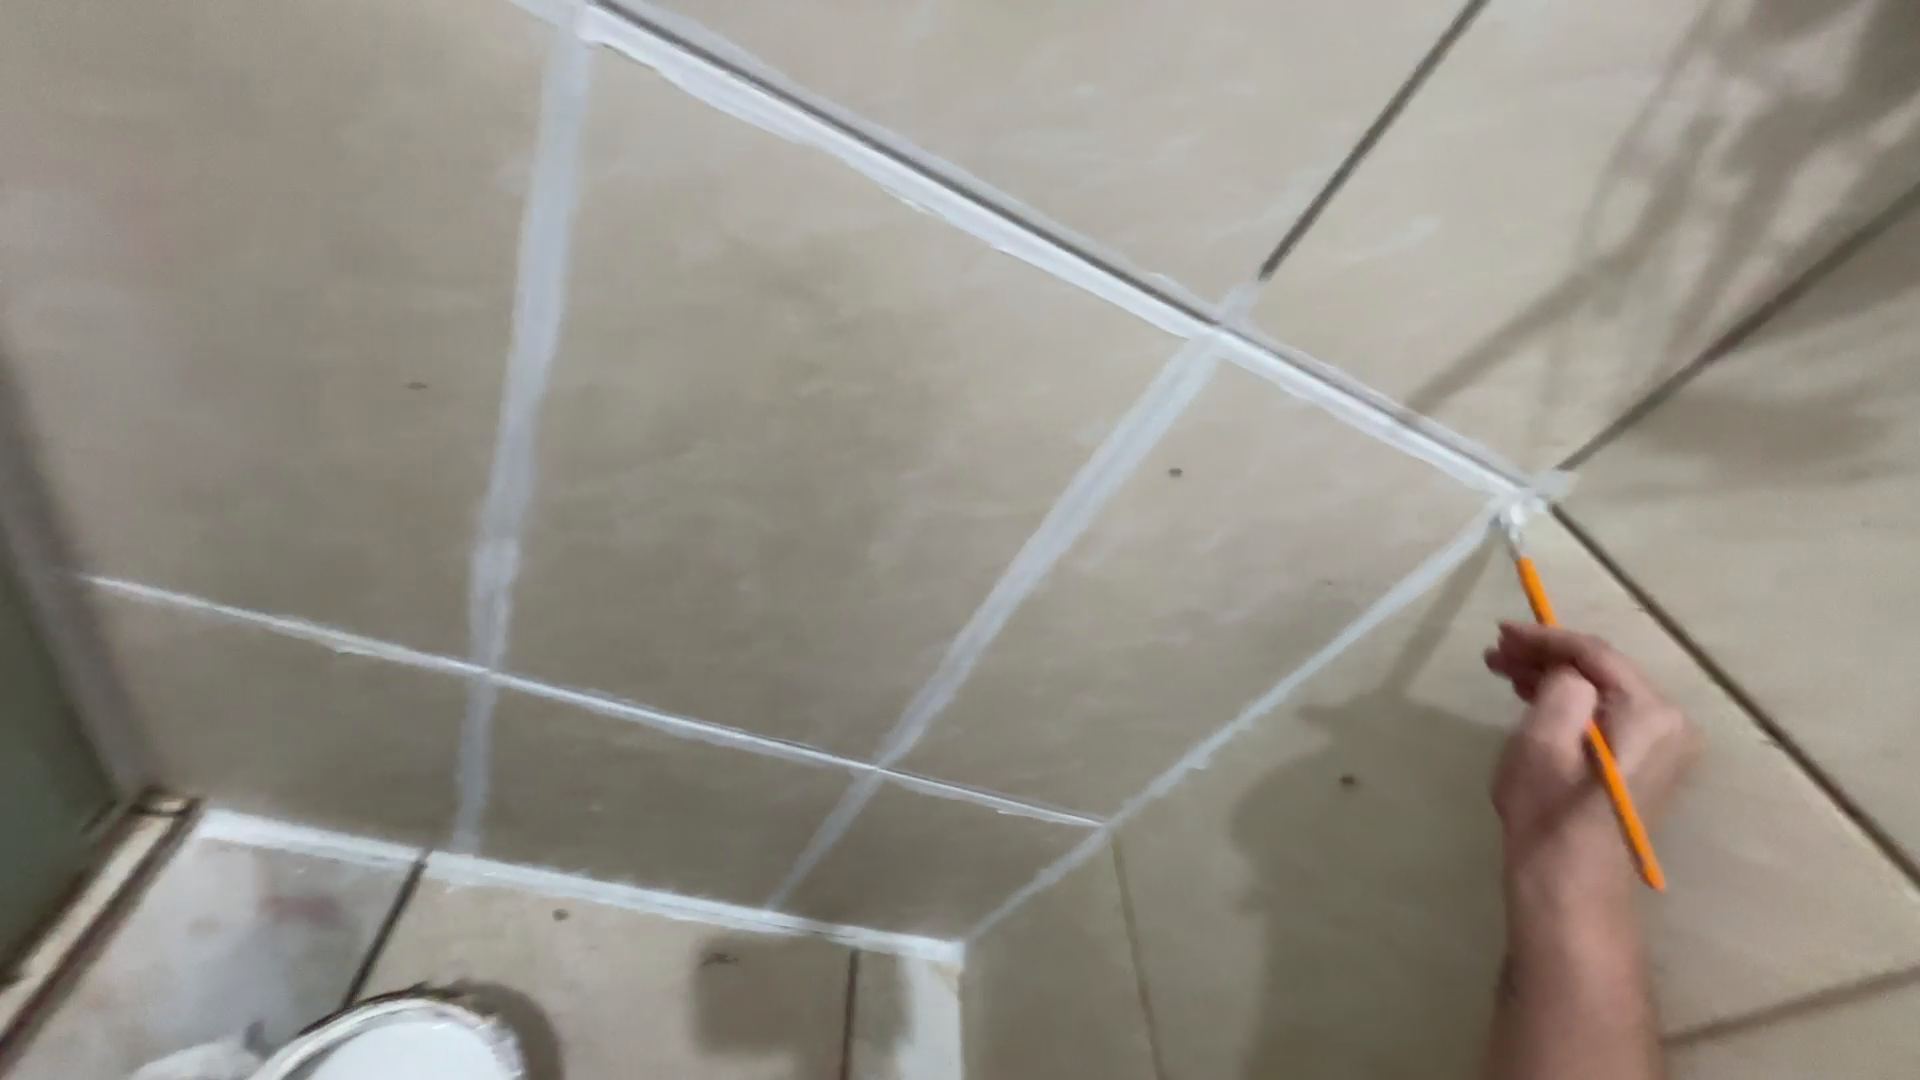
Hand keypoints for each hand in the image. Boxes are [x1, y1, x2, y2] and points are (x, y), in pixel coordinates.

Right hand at [1484, 622, 1700, 902]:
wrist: (1568, 876)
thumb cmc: (1548, 805)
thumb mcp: (1542, 738)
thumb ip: (1562, 687)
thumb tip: (1565, 671)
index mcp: (1651, 715)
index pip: (1595, 654)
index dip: (1544, 637)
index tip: (1500, 631)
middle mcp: (1671, 724)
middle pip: (1602, 669)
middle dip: (1546, 655)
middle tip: (1494, 651)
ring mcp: (1665, 745)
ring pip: (1602, 689)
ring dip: (1553, 675)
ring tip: (1503, 670)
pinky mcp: (1648, 762)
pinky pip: (1607, 711)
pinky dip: (1568, 698)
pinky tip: (1532, 695)